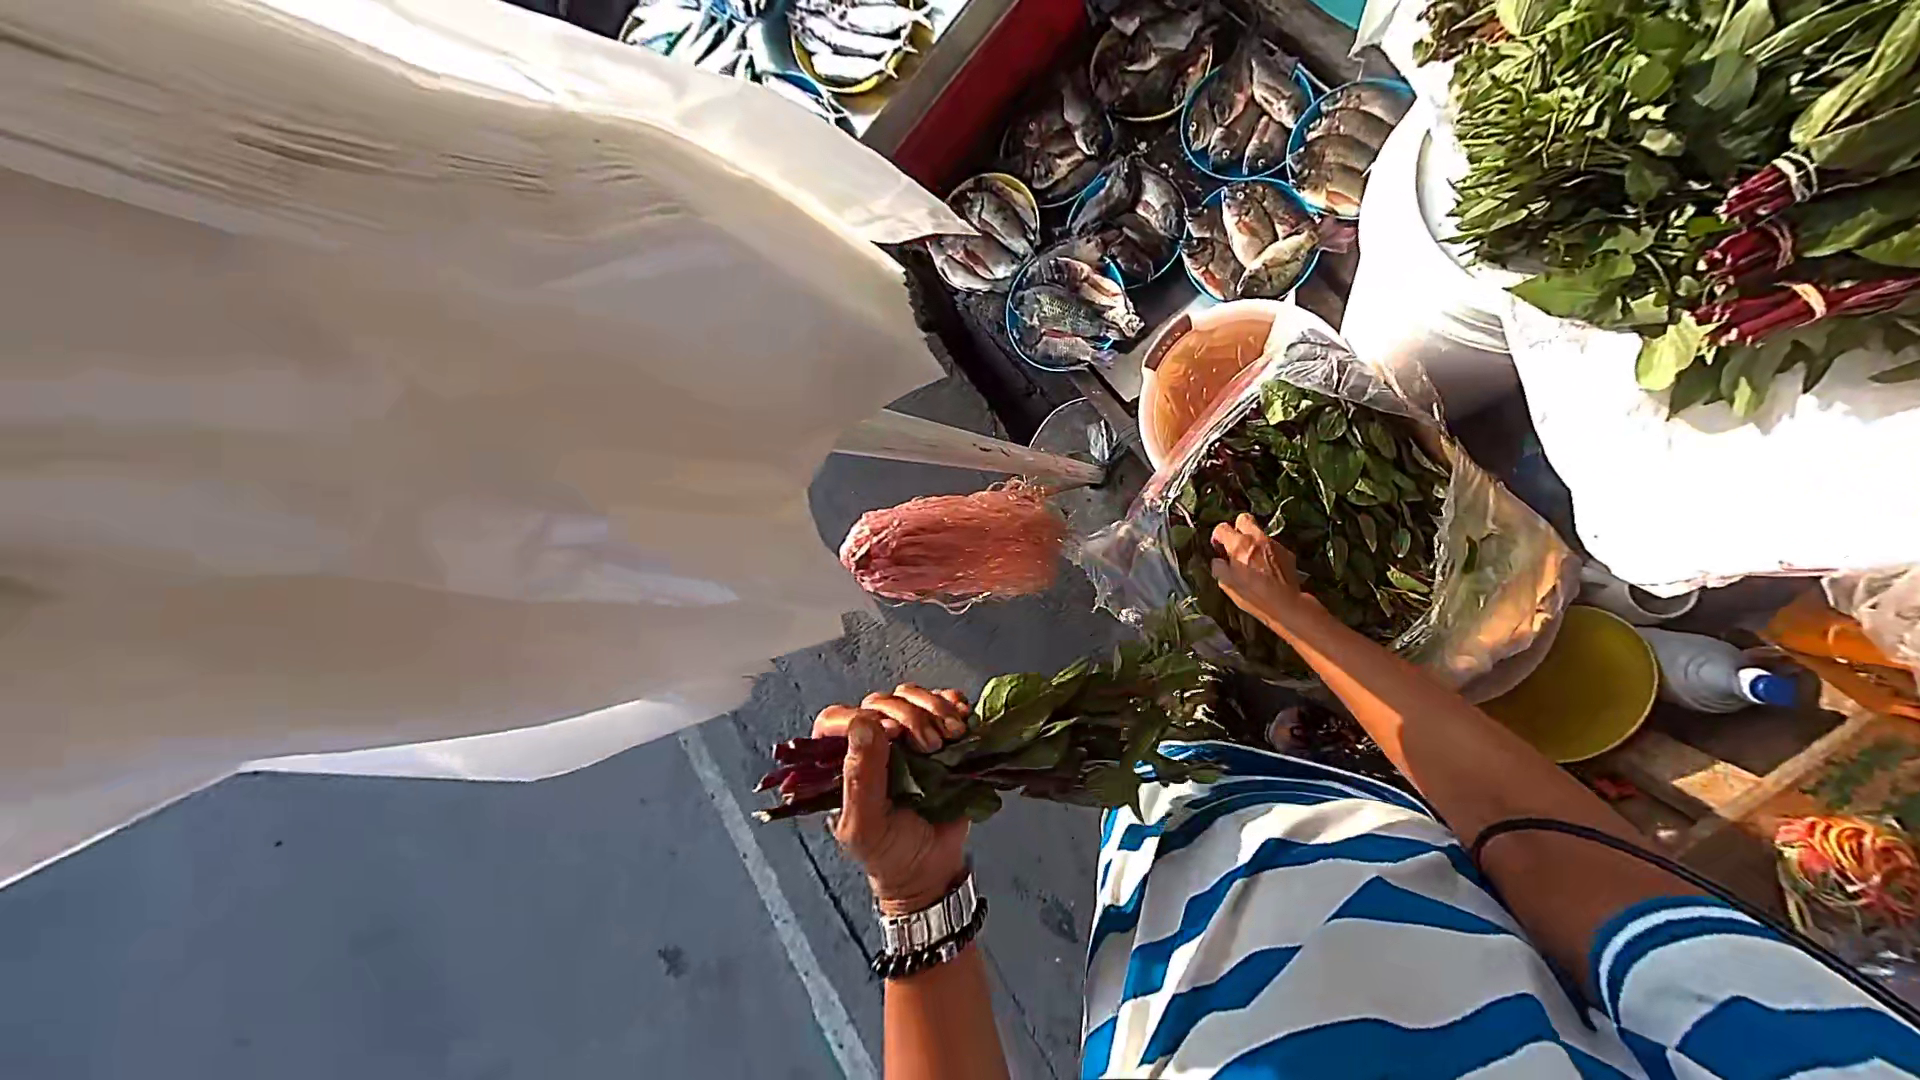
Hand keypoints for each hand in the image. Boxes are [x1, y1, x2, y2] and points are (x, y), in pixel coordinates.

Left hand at [816, 685, 972, 913]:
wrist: (932, 868)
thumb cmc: (890, 852)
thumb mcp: (866, 827)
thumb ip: (860, 780)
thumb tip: (863, 726)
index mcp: (843, 761)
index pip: (837, 720)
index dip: (862, 718)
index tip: (893, 733)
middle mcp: (871, 742)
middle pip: (881, 702)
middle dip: (910, 716)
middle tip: (931, 745)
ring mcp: (905, 734)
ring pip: (910, 696)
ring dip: (934, 707)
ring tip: (952, 735)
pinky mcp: (936, 731)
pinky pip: (942, 701)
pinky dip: (954, 703)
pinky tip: (964, 722)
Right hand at [1211, 513, 1316, 629]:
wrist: (1285, 604)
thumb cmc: (1252, 595)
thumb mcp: (1226, 584)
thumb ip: (1219, 567)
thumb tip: (1218, 560)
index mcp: (1238, 545)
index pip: (1222, 527)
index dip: (1217, 537)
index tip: (1218, 549)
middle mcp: (1257, 539)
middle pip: (1244, 519)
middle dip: (1237, 528)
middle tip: (1235, 545)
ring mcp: (1274, 544)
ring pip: (1259, 533)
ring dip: (1253, 541)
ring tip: (1252, 559)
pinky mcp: (1287, 552)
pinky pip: (1272, 545)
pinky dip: (1266, 552)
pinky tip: (1266, 568)